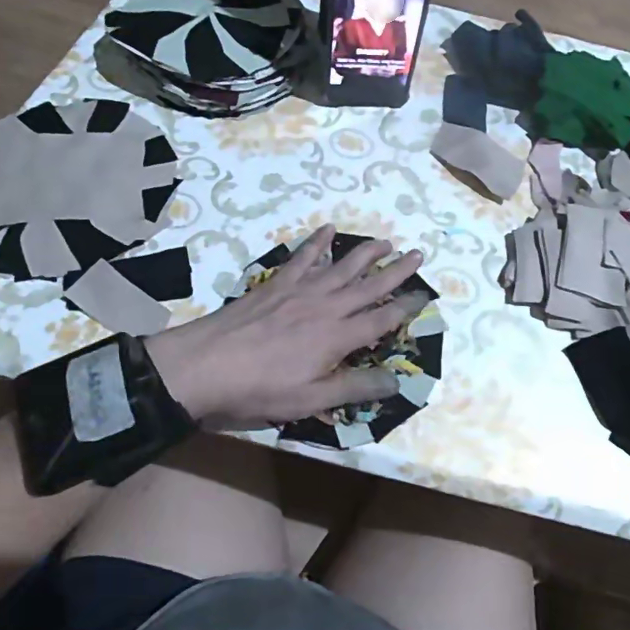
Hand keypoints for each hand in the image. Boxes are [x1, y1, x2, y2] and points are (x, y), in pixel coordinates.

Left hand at [143, 225, 428, 428]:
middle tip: (418, 253)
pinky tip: (327, 229)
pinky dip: (317, 242)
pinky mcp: (277, 283)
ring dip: (365, 253)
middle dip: (396, 270)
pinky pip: (303, 257)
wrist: (205, 365)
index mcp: (337, 338)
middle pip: (368, 286)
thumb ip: (353, 387)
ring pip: (341, 266)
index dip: (405, 308)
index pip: (381, 320)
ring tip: (385, 240)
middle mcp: (325, 307)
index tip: (424, 295)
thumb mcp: (310, 400)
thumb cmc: (259, 390)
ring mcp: (300, 291)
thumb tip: (396, 380)